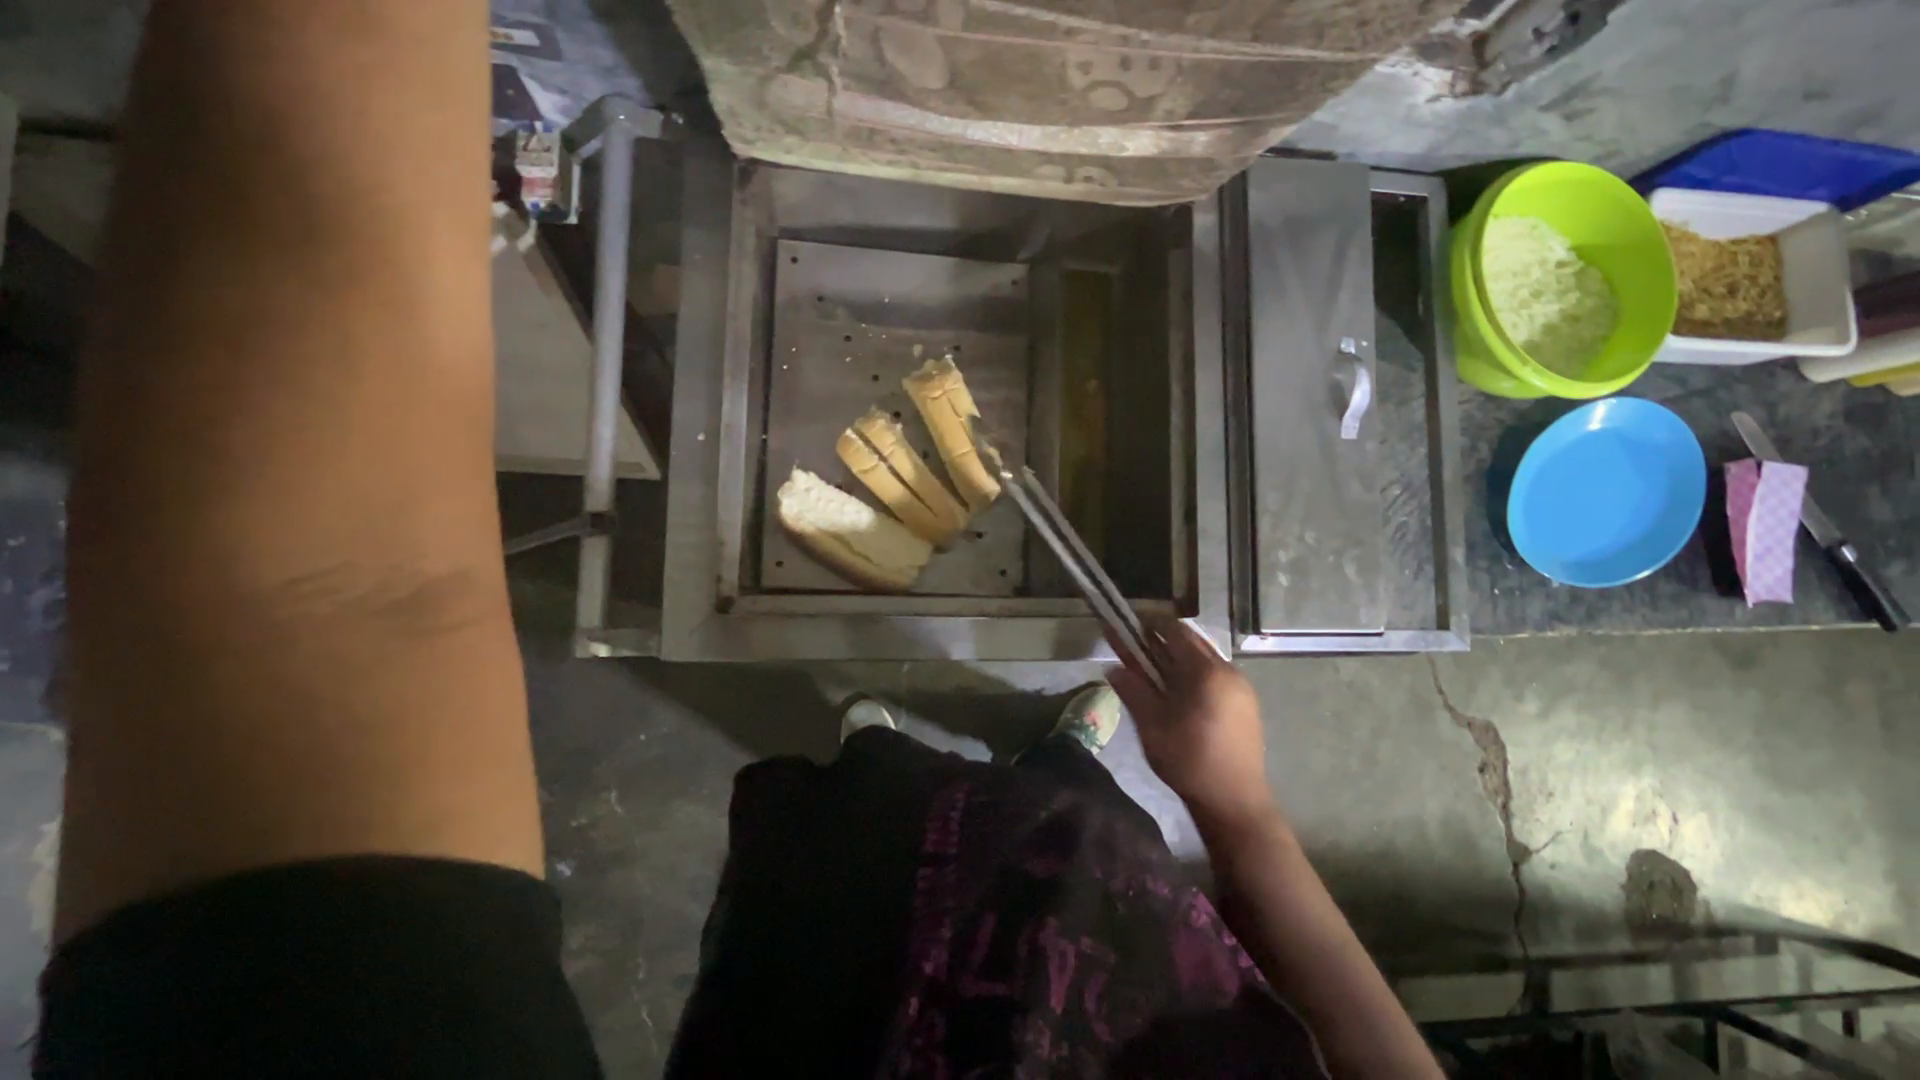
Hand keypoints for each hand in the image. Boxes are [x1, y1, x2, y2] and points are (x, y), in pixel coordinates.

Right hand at [1105, 618, 1278, 837]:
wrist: (1234, 800)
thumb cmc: (1188, 761)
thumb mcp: (1152, 725)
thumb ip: (1133, 690)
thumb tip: (1113, 667)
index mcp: (1206, 671)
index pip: (1175, 630)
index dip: (1149, 623)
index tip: (1127, 623)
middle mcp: (1228, 671)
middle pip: (1192, 642)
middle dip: (1163, 639)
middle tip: (1136, 646)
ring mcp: (1241, 687)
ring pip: (1205, 659)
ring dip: (1179, 657)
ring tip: (1153, 670)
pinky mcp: (1246, 704)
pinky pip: (1216, 676)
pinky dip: (1194, 673)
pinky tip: (1178, 692)